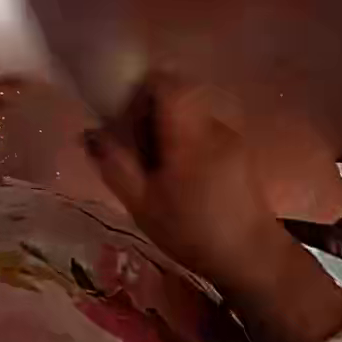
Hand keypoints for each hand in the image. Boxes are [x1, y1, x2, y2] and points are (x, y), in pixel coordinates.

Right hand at [83, 76, 291, 292]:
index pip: (165, 82)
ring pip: (189, 111)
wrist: (253, 258)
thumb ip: (114, 164)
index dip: (140, 87)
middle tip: (133, 143)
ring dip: (166, 126)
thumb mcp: (142, 204)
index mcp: (187, 134)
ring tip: (153, 164)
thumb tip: (88, 133)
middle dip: (149, 109)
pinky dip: (183, 139)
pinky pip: (202, 128)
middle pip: (176, 93)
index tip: (123, 113)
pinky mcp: (238, 150)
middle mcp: (212, 126)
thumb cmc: (192, 231)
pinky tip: (177, 175)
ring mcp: (229, 136)